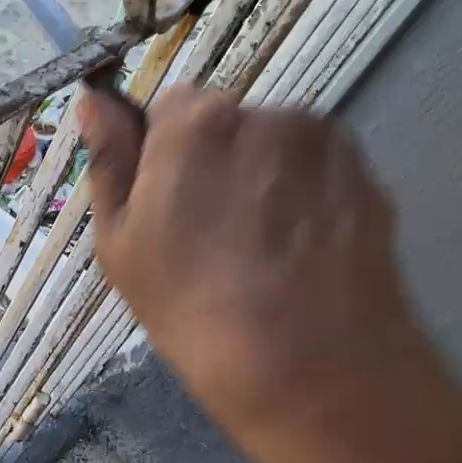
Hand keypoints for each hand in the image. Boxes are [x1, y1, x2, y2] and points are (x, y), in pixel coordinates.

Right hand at [76, 84, 429, 439]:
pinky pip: (315, 177)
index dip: (157, 155)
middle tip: (199, 240)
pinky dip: (298, 204)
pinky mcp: (367, 174)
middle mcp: (267, 113)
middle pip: (225, 125)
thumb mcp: (120, 243)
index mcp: (196, 124)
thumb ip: (109, 165)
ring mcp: (327, 141)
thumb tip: (93, 103)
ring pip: (272, 151)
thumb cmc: (186, 304)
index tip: (157, 207)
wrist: (304, 360)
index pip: (168, 105)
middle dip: (209, 166)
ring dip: (256, 183)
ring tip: (250, 256)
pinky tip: (288, 259)